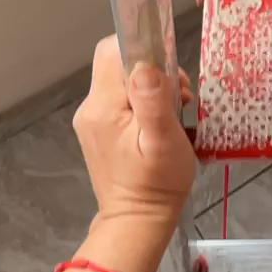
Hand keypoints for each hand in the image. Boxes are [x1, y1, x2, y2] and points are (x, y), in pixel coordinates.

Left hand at [71, 36, 196, 241]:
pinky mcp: (101, 131)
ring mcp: (93, 120)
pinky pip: (122, 99)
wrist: (139, 222)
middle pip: (118, 63)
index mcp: (103, 106)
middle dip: (152, 68)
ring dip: (152, 86)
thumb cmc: (157, 182)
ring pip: (122, 81)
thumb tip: (146, 64)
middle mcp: (91, 108)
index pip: (114, 50)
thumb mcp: (162, 140)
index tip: (171, 69)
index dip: (144, 49)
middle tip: (180, 94)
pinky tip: (162, 120)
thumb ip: (152, 99)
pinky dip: (144, 101)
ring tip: (177, 109)